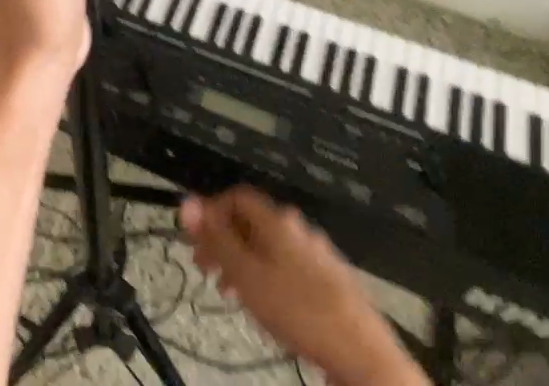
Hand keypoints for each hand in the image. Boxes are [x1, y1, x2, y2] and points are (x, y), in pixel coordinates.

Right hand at [181, 188, 429, 385]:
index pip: (237, 197)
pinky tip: (262, 303)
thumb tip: (188, 202)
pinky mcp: (329, 279)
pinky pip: (287, 266)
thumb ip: (215, 238)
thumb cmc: (298, 310)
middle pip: (252, 222)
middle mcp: (299, 229)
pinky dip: (265, 276)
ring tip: (229, 290)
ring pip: (268, 246)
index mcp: (279, 221)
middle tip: (205, 268)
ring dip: (242, 261)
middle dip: (223, 240)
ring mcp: (317, 253)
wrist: (360, 352)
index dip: (211, 212)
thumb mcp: (245, 274)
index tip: (196, 240)